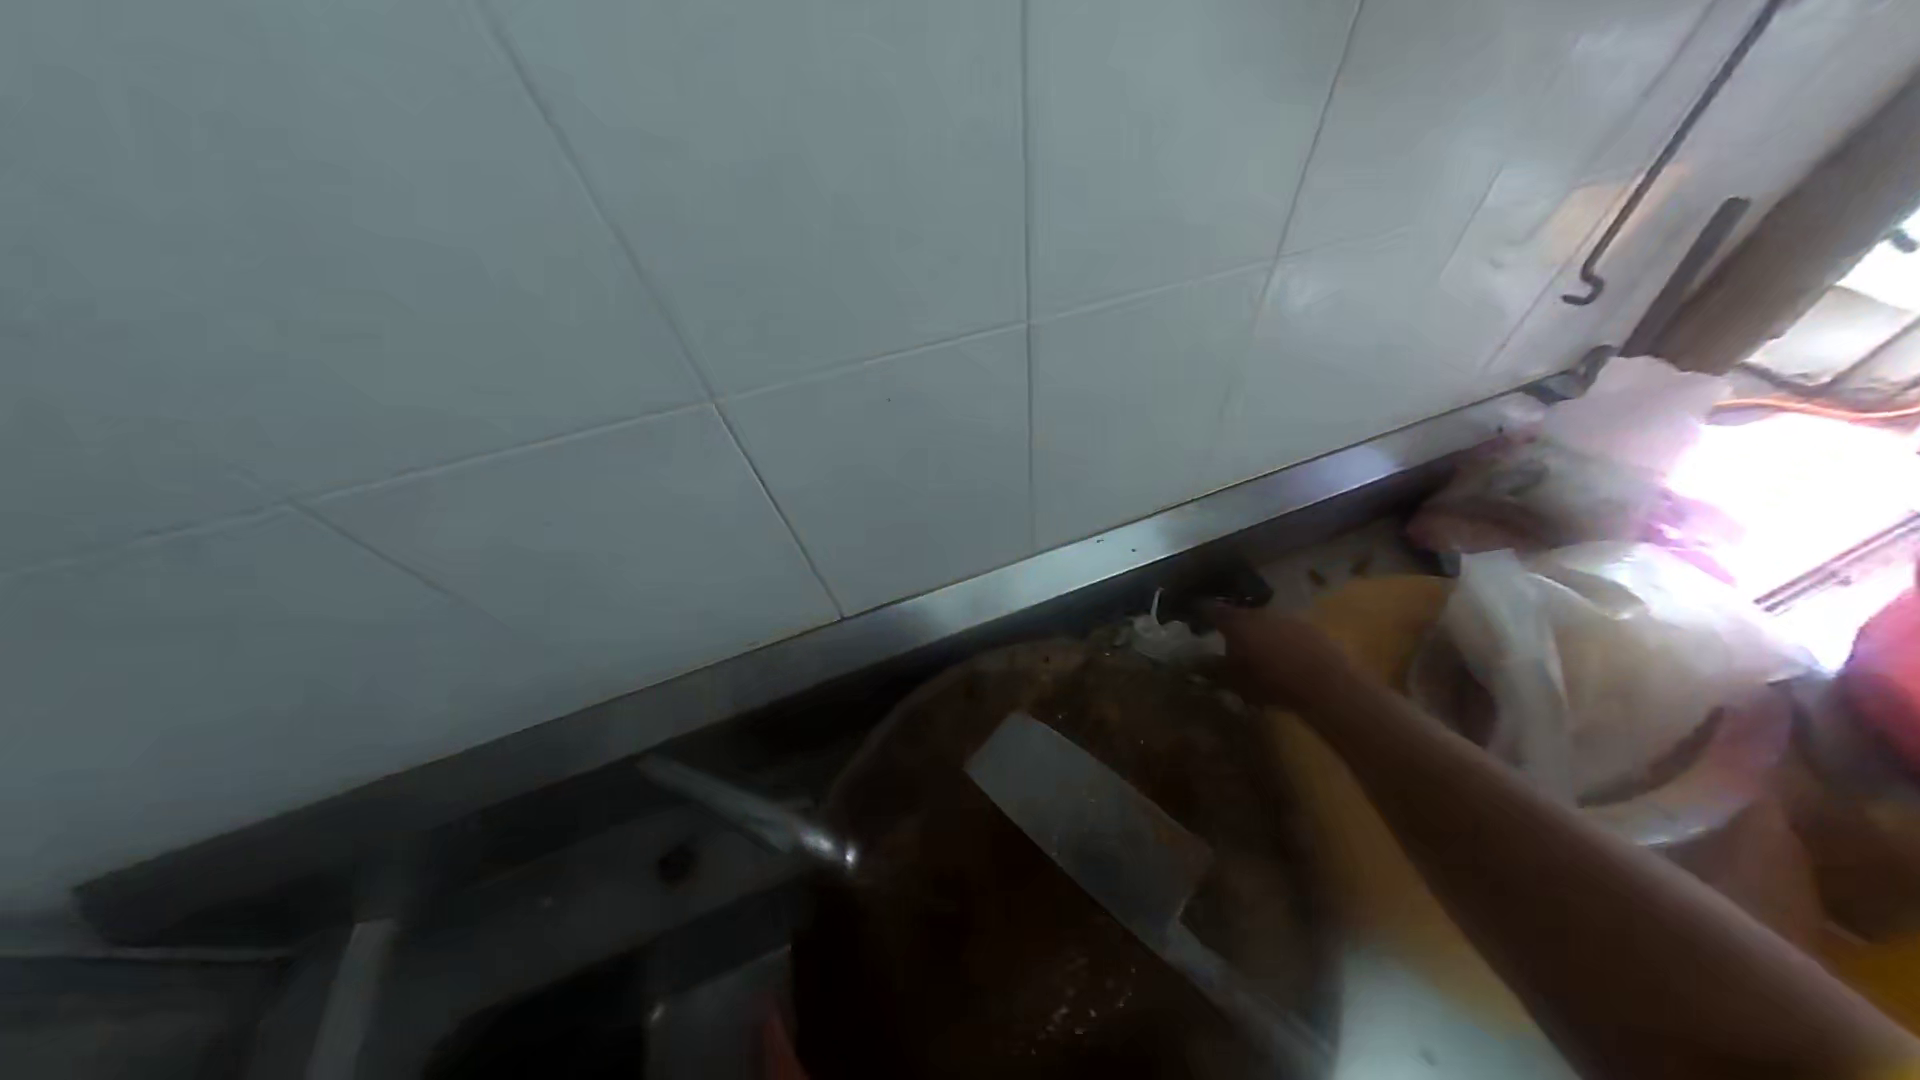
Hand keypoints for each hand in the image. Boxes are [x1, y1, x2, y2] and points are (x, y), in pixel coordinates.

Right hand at [1201, 602, 1355, 711]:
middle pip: (1239, 613)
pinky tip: (1282, 655)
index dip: (1200, 610)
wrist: (1328, 686)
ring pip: (1264, 620)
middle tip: (1227, 638)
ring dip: (1258, 631)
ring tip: (1256, 649)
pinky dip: (1279, 638)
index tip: (1193, 613)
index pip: (1210, 609)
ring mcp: (1286, 617)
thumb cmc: (1274, 685)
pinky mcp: (1309, 627)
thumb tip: (1200, 664)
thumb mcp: (1237, 683)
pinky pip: (1285, 629)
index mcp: (1237, 623)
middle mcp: (1259, 613)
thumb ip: (1217, 670)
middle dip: (1232, 624)